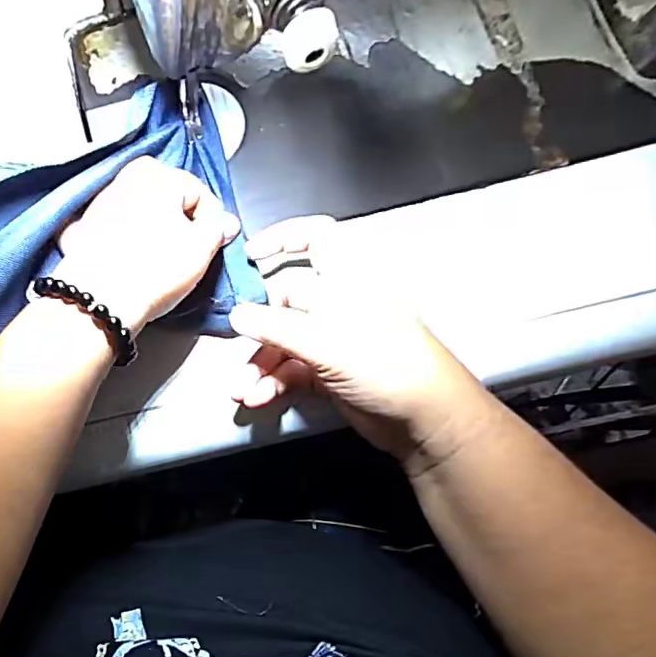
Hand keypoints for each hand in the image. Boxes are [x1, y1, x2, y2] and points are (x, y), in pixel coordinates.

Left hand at [50, 158, 240, 331]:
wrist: (97, 302)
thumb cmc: (151, 272)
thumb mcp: (202, 249)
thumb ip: (218, 228)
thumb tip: (224, 223)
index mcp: (157, 173)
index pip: (201, 194)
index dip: (212, 224)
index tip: (212, 246)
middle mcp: (125, 179)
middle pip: (170, 203)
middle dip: (181, 228)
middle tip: (186, 258)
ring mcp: (100, 204)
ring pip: (143, 217)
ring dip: (156, 237)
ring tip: (159, 267)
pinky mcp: (84, 231)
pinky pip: (120, 235)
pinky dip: (130, 246)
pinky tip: (135, 267)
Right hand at [228, 216, 502, 475]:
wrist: (421, 417)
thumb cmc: (387, 364)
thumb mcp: (326, 340)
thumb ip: (277, 326)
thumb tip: (237, 315)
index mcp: (347, 278)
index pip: (315, 238)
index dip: (283, 239)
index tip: (249, 255)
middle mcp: (338, 302)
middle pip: (284, 301)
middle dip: (256, 328)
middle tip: (234, 347)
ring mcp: (332, 338)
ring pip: (283, 341)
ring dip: (259, 365)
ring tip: (242, 388)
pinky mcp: (327, 371)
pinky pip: (289, 370)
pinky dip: (272, 383)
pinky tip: (258, 397)